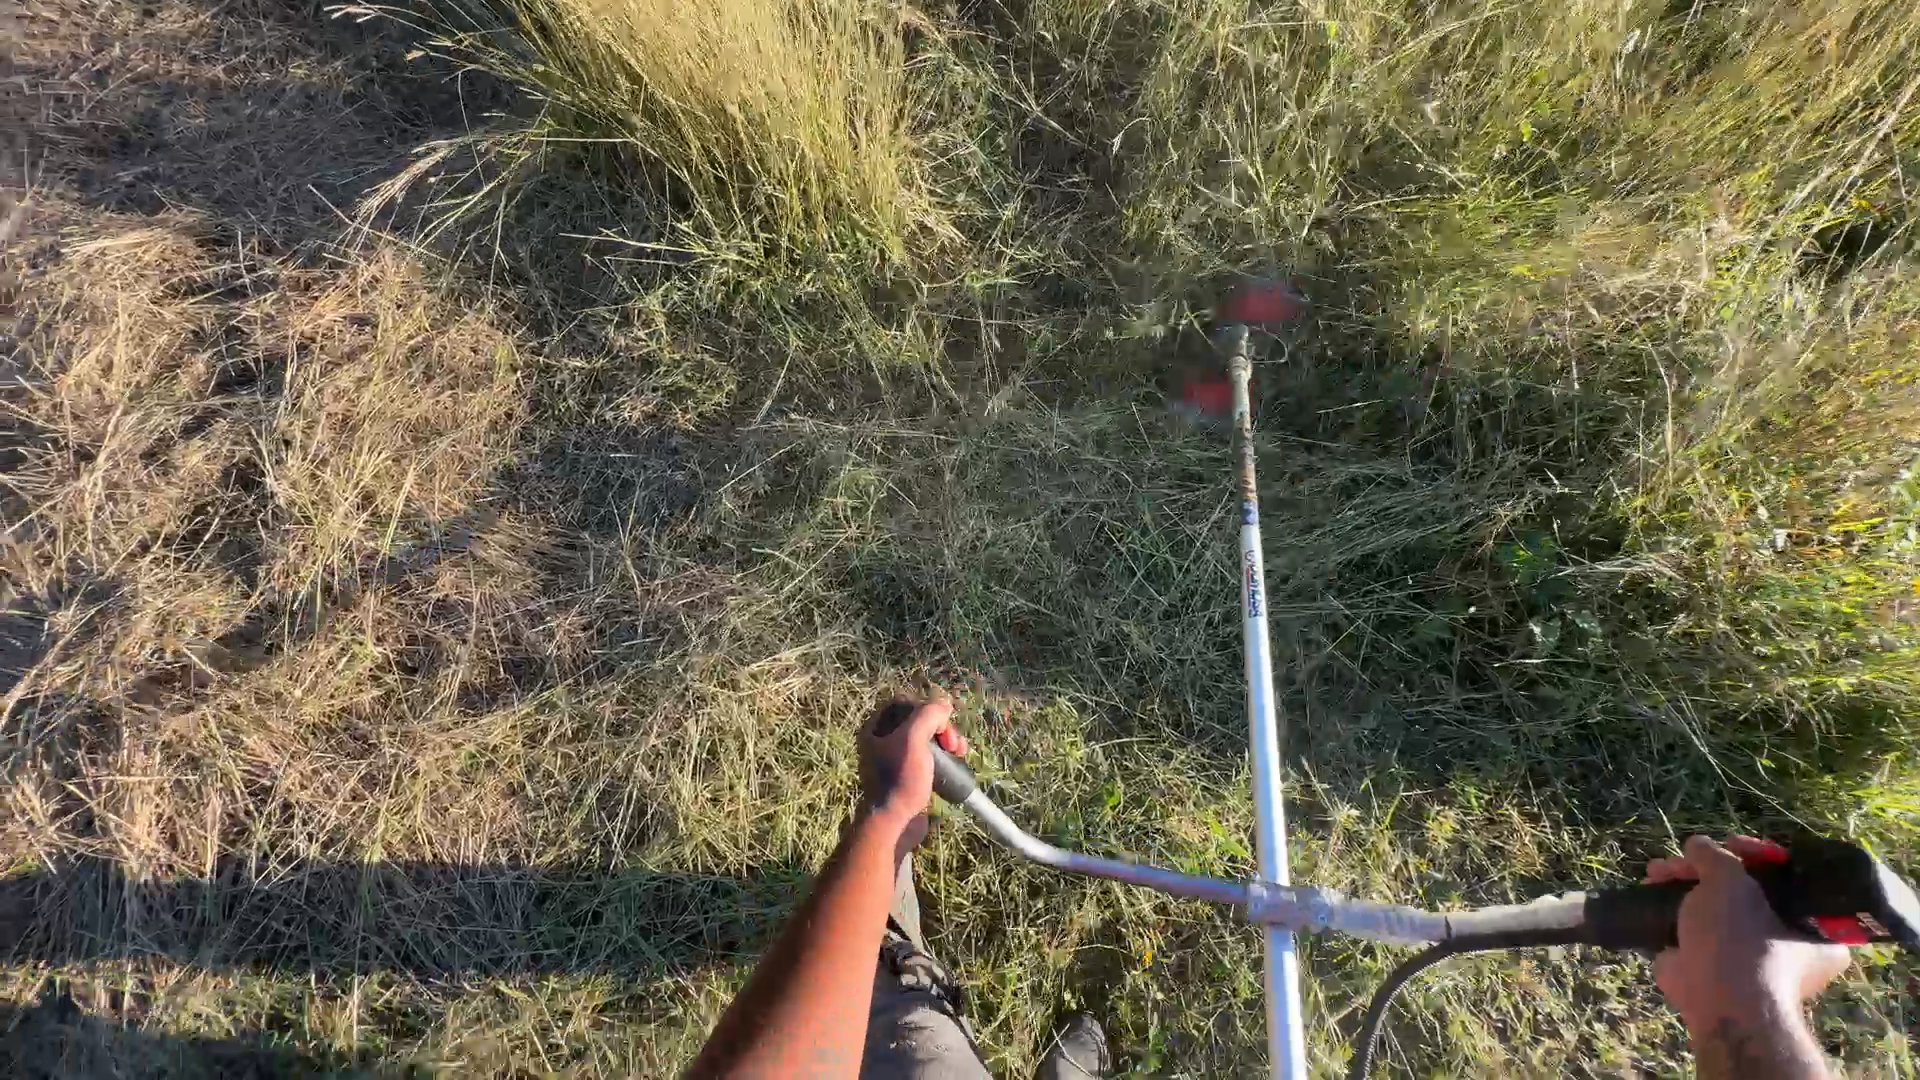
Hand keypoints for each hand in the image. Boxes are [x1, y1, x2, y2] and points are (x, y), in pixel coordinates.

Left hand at [858, 698, 967, 849]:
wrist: (894, 824)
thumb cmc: (900, 779)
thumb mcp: (914, 738)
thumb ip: (929, 715)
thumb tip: (944, 707)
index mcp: (875, 728)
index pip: (905, 703)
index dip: (927, 709)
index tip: (941, 724)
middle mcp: (882, 741)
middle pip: (919, 721)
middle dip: (942, 727)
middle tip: (954, 743)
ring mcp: (895, 760)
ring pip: (927, 740)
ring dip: (947, 741)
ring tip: (960, 752)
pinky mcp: (908, 777)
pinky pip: (929, 758)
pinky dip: (943, 758)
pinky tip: (954, 763)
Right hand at [1646, 835, 1849, 1073]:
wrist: (1715, 996)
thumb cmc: (1739, 940)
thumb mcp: (1732, 885)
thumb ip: (1716, 857)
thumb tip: (1698, 844)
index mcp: (1814, 930)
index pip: (1789, 879)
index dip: (1757, 855)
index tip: (1728, 843)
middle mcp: (1786, 941)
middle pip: (1741, 887)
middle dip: (1702, 868)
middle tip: (1677, 862)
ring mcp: (1745, 950)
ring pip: (1711, 901)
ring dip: (1680, 881)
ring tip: (1654, 873)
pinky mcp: (1710, 956)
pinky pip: (1692, 919)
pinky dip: (1671, 904)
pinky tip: (1651, 892)